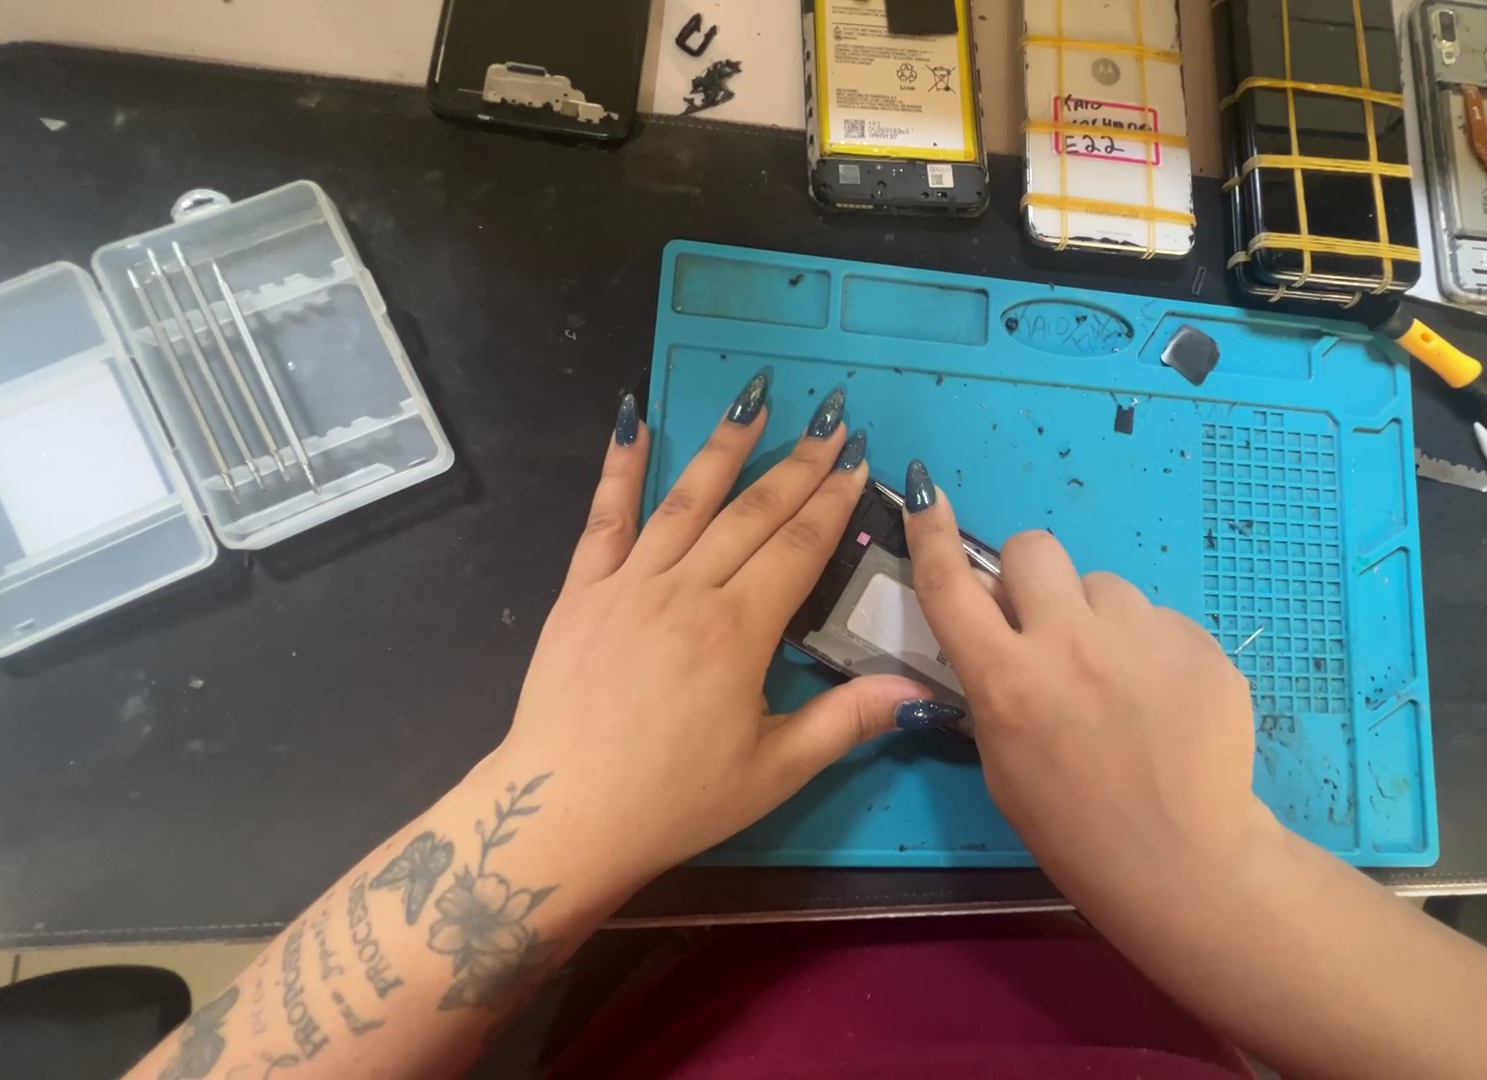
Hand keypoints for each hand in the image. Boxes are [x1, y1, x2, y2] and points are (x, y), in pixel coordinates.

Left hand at [489, 376, 927, 896]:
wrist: (560, 818)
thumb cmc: (674, 800)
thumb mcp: (775, 771)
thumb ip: (849, 720)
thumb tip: (925, 693)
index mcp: (738, 631)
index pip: (799, 546)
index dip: (834, 500)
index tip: (858, 459)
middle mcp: (686, 591)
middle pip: (753, 512)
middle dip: (798, 464)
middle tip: (830, 420)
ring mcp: (628, 584)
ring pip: (687, 501)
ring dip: (725, 447)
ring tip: (754, 400)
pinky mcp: (581, 591)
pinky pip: (603, 518)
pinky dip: (618, 467)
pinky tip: (632, 420)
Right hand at [898, 461, 1280, 916]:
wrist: (1185, 864)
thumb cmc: (1071, 824)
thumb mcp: (1000, 757)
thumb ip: (991, 680)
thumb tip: (998, 620)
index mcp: (1008, 681)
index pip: (951, 586)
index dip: (929, 534)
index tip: (925, 493)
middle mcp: (1070, 645)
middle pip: (1034, 546)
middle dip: (1030, 574)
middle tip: (1045, 617)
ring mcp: (1142, 639)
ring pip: (1103, 584)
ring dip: (1097, 615)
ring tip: (1118, 676)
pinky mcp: (1200, 644)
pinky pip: (1157, 617)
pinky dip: (1148, 644)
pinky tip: (1161, 695)